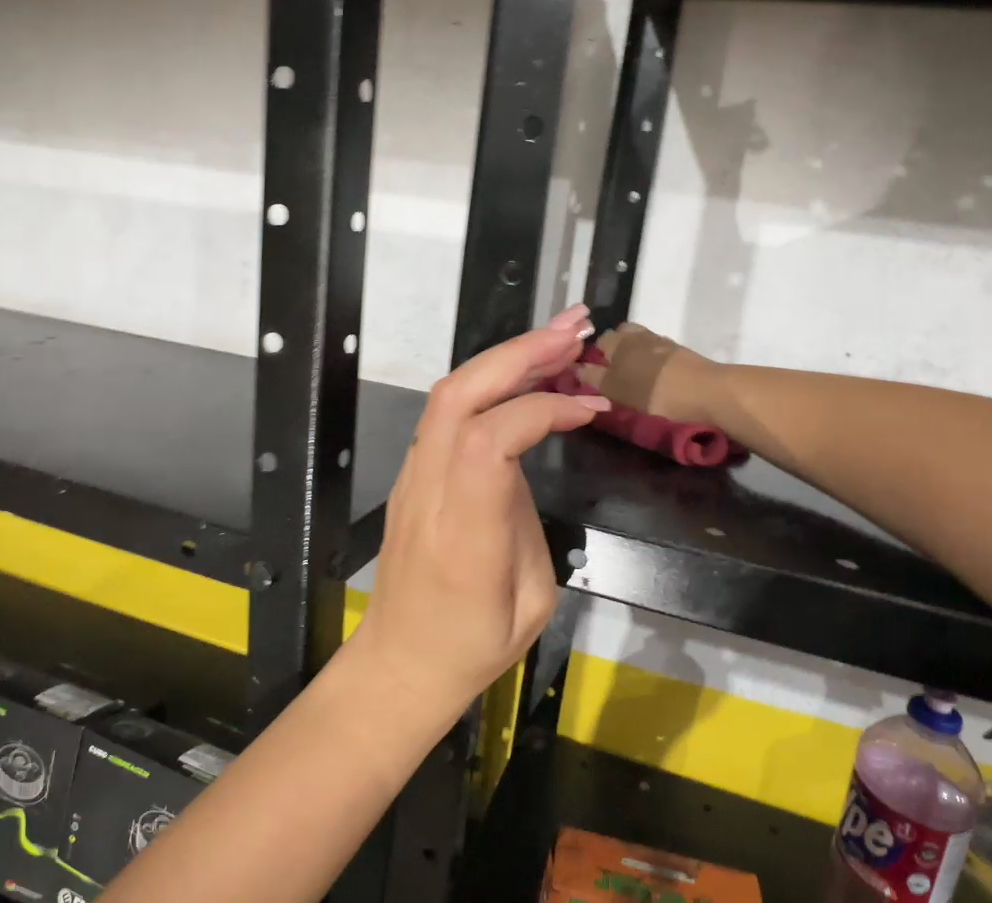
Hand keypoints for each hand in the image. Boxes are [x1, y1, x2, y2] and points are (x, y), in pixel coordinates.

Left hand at [353, 304, 609, 714]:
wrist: (400, 663)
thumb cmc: (473, 646)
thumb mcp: (531, 599)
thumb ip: (525, 518)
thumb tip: (521, 461)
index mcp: (464, 534)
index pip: (490, 438)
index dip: (543, 407)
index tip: (591, 407)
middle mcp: (429, 492)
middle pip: (461, 395)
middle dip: (521, 353)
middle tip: (577, 328)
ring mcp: (412, 478)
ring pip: (448, 395)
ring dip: (504, 358)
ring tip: (560, 339)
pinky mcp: (412, 474)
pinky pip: (445, 414)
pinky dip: (488, 383)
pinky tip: (524, 375)